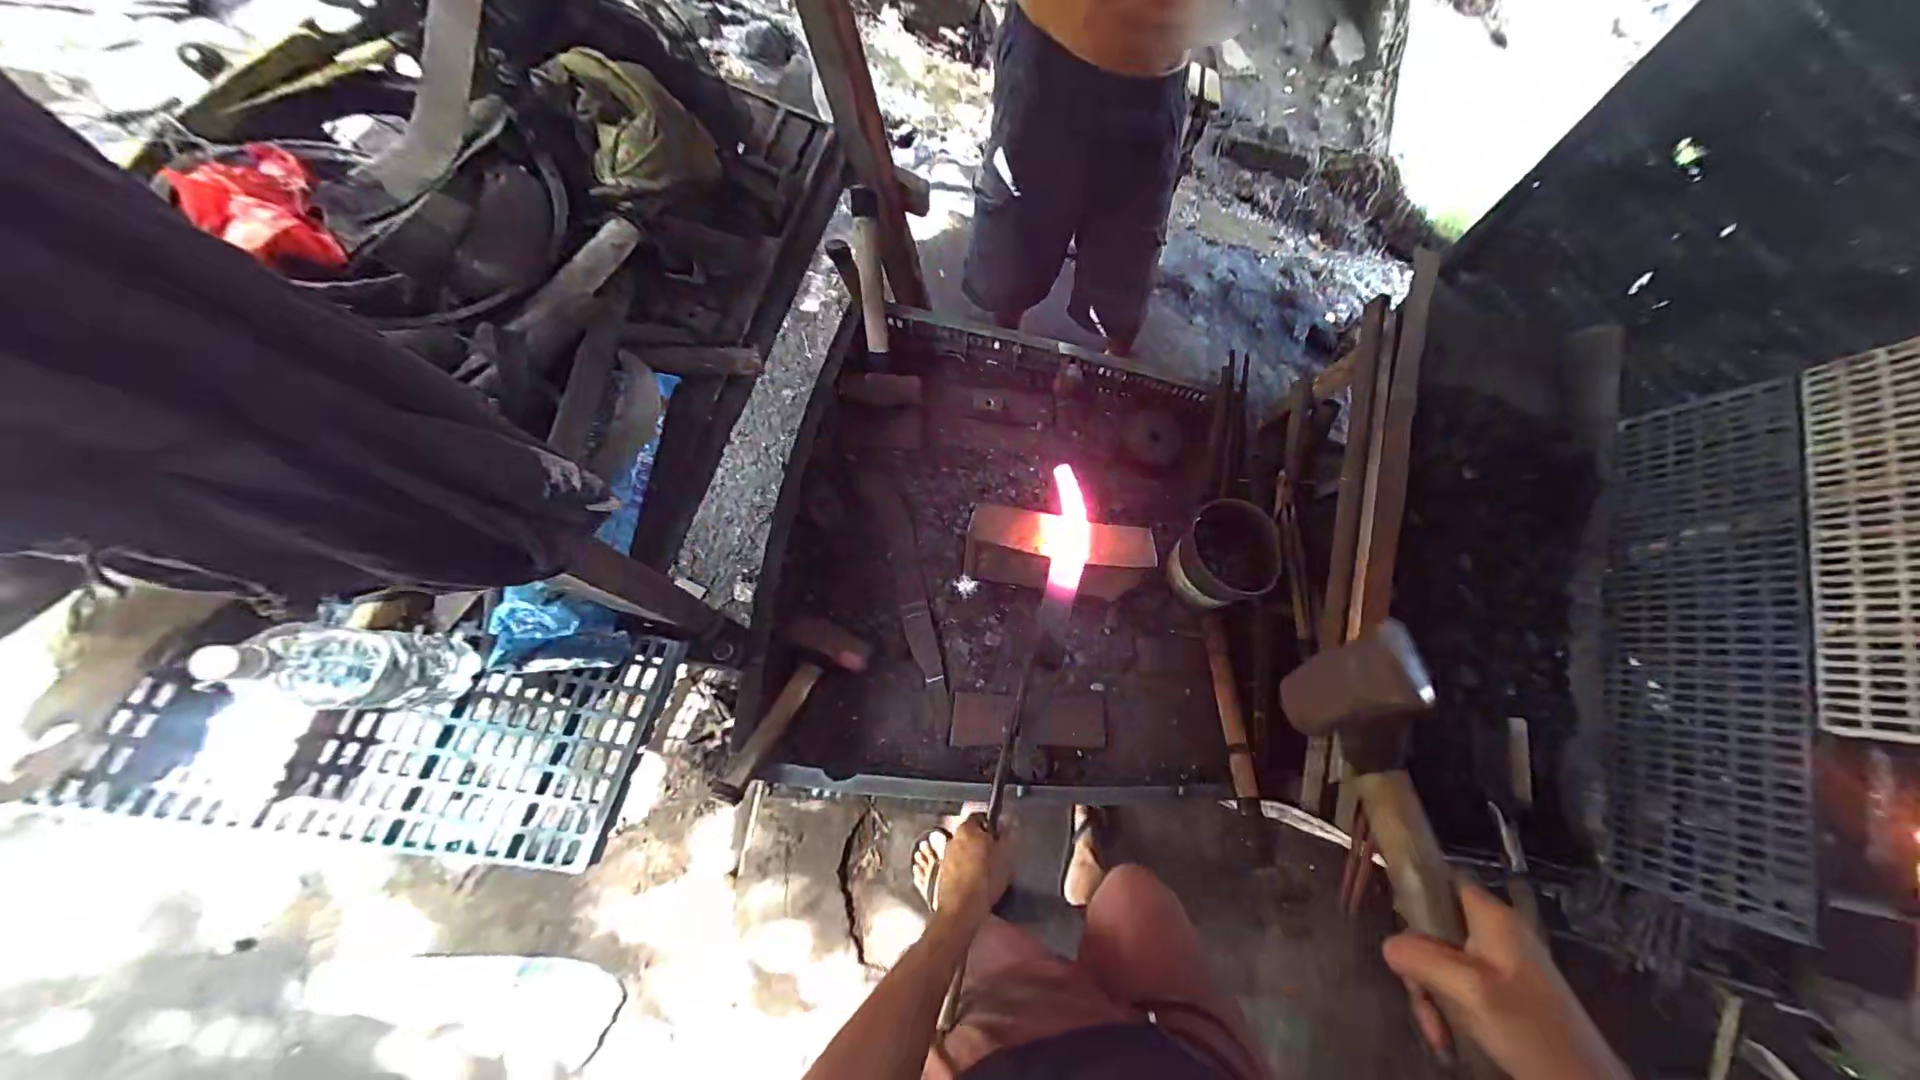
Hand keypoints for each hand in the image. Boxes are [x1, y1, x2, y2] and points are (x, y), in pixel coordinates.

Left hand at [932, 814, 1014, 923]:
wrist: (960, 910)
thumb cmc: (985, 881)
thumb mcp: (1004, 860)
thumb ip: (1006, 838)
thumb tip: (1008, 822)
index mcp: (968, 829)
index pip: (979, 817)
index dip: (990, 825)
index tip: (998, 836)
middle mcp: (954, 837)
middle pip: (970, 832)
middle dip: (980, 839)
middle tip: (994, 853)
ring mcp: (945, 853)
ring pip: (962, 846)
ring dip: (971, 852)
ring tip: (984, 868)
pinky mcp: (941, 869)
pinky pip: (956, 861)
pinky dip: (963, 865)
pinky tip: (972, 878)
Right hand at [1383, 884, 1628, 1079]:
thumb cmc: (1532, 1030)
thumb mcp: (1470, 990)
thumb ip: (1421, 958)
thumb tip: (1389, 945)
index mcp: (1492, 918)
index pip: (1442, 878)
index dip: (1413, 889)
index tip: (1395, 920)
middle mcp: (1496, 932)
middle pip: (1434, 927)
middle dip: (1418, 963)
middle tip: (1419, 997)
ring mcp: (1502, 963)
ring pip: (1442, 960)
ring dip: (1431, 992)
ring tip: (1438, 1030)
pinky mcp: (1505, 992)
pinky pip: (1459, 984)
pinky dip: (1448, 1006)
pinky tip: (1449, 1035)